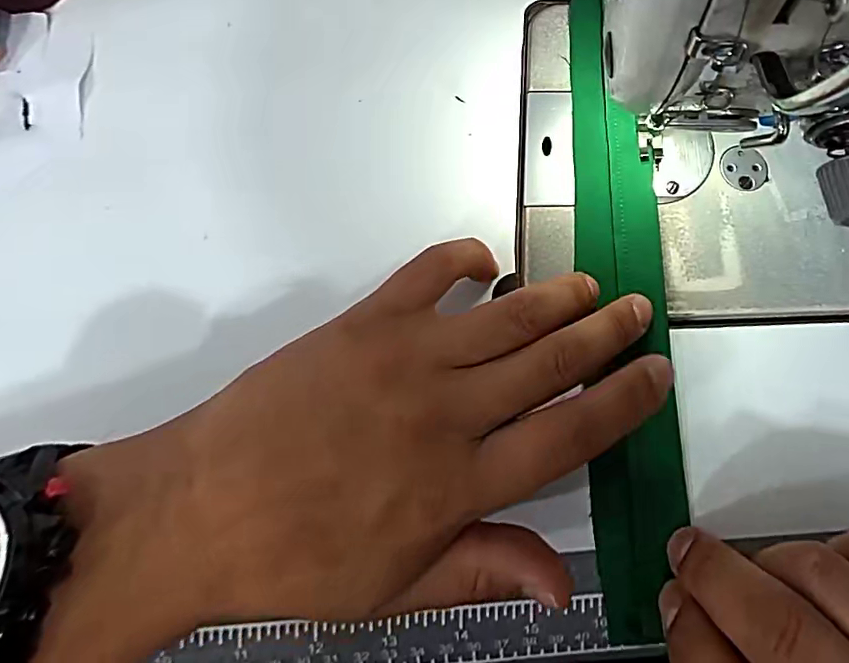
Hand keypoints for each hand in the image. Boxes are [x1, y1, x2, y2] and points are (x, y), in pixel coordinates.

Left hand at [49, 239, 672, 651]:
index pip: (569, 433)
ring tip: (592, 286)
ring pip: (508, 315)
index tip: (655, 375)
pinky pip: (429, 272)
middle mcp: (446, 412)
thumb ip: (484, 571)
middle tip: (638, 311)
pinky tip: (487, 261)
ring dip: (558, 297)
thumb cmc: (294, 560)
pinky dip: (464, 259)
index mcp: (458, 483)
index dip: (622, 401)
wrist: (193, 512)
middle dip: (606, 334)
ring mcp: (408, 357)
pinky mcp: (368, 321)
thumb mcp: (393, 590)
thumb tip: (564, 586)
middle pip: (551, 362)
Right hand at [661, 528, 848, 662]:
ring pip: (828, 572)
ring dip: (777, 561)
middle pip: (781, 623)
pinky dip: (845, 550)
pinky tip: (831, 569)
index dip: (692, 629)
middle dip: (719, 577)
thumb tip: (694, 621)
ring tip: (764, 572)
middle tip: (692, 558)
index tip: (676, 596)